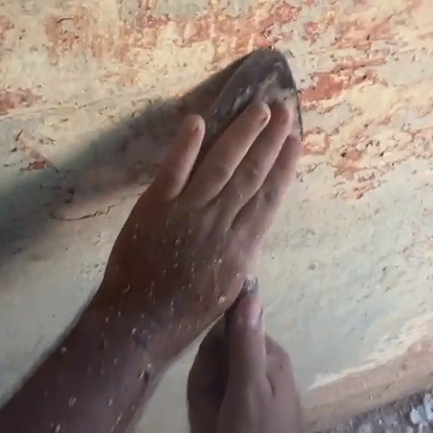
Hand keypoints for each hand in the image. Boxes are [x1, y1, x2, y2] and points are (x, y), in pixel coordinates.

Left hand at [91, 101, 299, 358]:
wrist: (137, 324)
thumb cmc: (184, 313)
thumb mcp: (228, 288)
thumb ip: (243, 251)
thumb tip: (256, 218)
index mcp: (241, 249)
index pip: (268, 198)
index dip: (283, 166)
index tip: (296, 139)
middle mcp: (219, 224)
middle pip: (250, 174)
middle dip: (270, 140)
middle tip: (284, 108)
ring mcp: (187, 211)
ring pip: (220, 164)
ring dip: (241, 133)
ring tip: (258, 108)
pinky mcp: (155, 205)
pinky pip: (175, 169)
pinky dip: (186, 145)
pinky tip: (199, 120)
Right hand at [187, 288, 303, 432]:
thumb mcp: (249, 391)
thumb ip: (246, 343)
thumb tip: (251, 287)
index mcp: (268, 353)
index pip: (229, 325)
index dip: (213, 346)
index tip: (209, 367)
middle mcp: (259, 363)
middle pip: (217, 350)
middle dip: (206, 375)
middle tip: (212, 404)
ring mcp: (248, 385)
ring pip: (209, 373)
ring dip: (202, 396)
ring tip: (212, 420)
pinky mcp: (238, 404)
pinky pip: (209, 395)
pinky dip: (204, 409)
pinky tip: (210, 424)